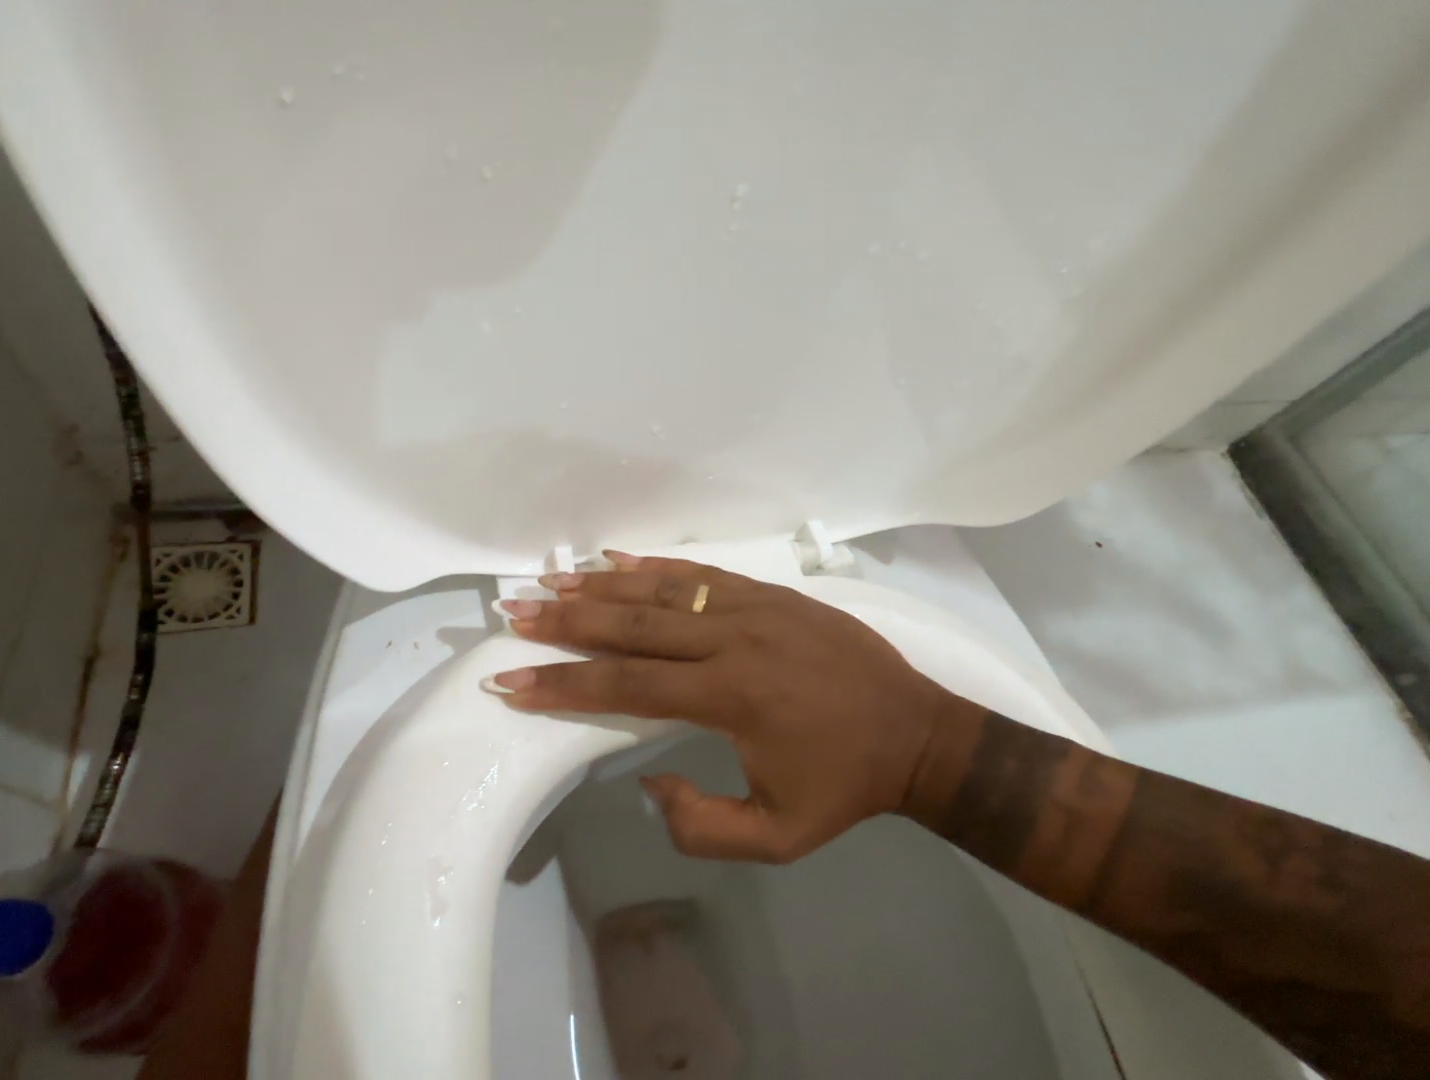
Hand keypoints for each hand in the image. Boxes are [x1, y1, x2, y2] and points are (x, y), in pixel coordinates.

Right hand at [484, 553, 983, 862]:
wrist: (918, 733)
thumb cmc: (843, 788)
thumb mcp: (775, 837)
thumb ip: (701, 825)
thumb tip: (648, 779)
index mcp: (731, 697)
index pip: (628, 685)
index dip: (565, 685)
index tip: (512, 680)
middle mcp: (734, 641)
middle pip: (633, 626)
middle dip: (567, 622)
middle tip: (513, 613)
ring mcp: (754, 608)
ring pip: (662, 590)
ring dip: (600, 586)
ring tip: (549, 581)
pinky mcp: (771, 593)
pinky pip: (701, 572)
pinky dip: (653, 566)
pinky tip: (615, 559)